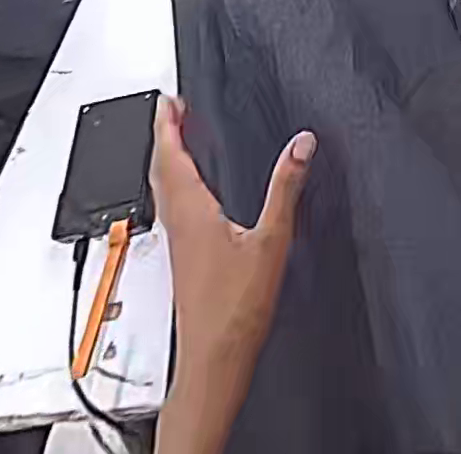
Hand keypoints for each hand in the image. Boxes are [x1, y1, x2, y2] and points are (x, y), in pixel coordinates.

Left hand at [153, 95, 313, 453]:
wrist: (215, 359)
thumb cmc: (235, 308)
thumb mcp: (271, 239)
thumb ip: (286, 188)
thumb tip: (300, 145)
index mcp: (192, 212)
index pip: (170, 157)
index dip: (166, 126)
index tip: (168, 101)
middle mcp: (178, 223)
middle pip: (160, 169)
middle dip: (164, 135)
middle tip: (171, 112)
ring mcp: (178, 241)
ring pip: (163, 188)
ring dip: (167, 157)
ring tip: (178, 139)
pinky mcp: (184, 255)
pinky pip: (172, 205)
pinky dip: (175, 182)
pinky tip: (193, 189)